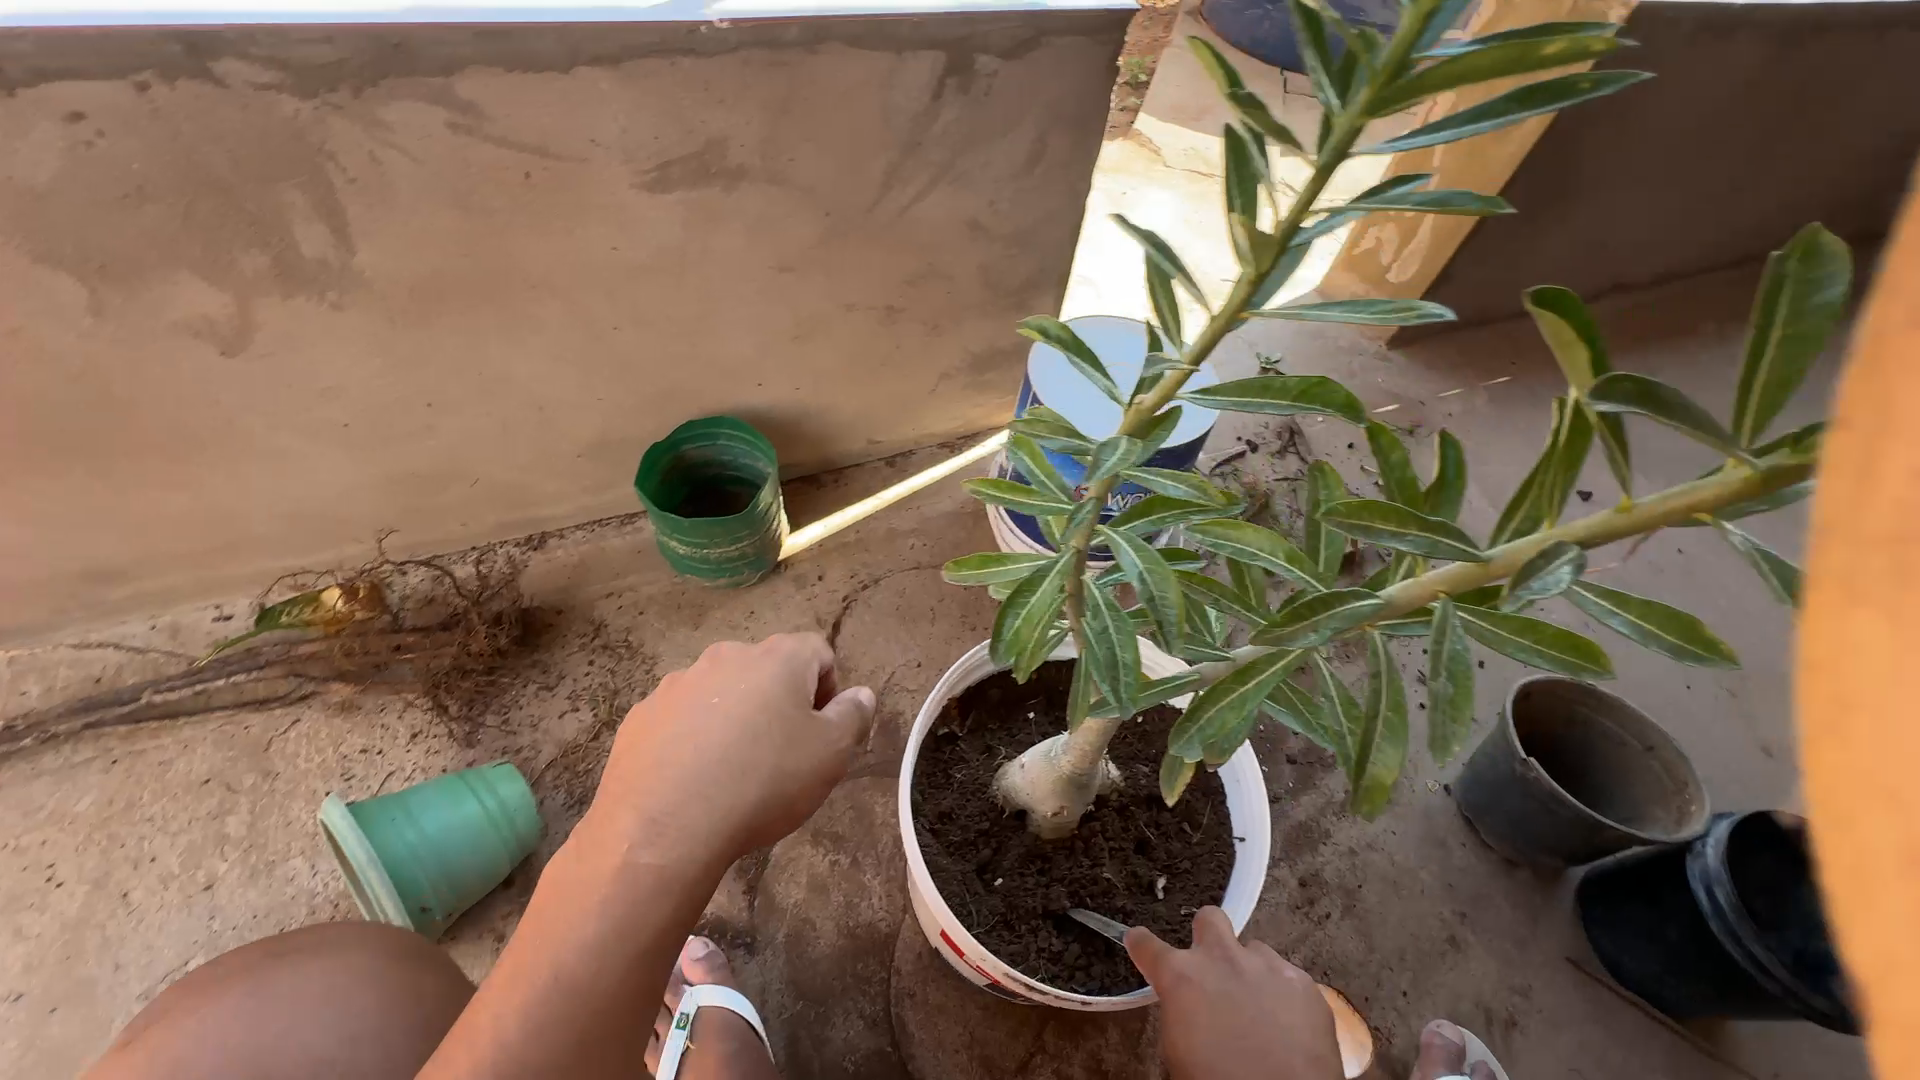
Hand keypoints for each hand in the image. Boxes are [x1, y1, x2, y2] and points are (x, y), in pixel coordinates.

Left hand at [589, 633, 875, 866]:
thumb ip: (853, 716)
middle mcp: (725, 657)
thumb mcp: (830, 755)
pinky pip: (680, 719)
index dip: (828, 689)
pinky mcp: (641, 716)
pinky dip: (693, 739)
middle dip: (779, 702)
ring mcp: (676, 684)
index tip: (821, 733)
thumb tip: (860, 694)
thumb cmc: (763, 783)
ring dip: (734, 718)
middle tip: (783, 753)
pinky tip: (694, 781)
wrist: (664, 829)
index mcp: (777, 658)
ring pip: (721, 693)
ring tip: (734, 772)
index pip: (817, 651)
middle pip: (766, 669)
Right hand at [1127, 907, 1342, 1079]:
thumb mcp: (1178, 1050)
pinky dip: (1283, 995)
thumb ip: (1178, 1011)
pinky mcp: (1302, 982)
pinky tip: (1288, 1025)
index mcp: (1181, 976)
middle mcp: (1221, 958)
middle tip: (1213, 968)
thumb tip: (1185, 1003)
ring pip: (1254, 951)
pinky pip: (1287, 977)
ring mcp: (1266, 965)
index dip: (1141, 944)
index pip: (1146, 944)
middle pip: (1209, 918)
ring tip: (1260, 1009)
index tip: (1140, 943)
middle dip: (1208, 936)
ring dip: (1250, 972)